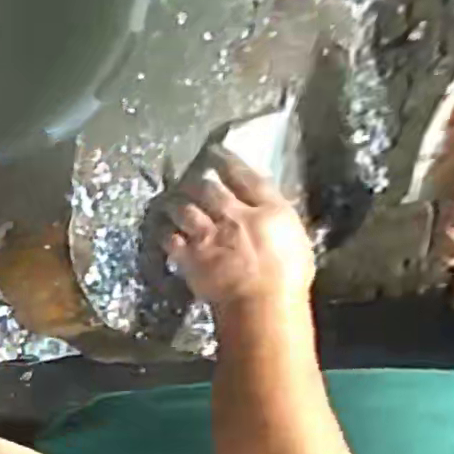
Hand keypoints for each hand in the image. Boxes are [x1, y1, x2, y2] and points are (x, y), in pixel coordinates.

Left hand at [162, 146, 316, 310]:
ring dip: (174, 204)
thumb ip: (275, 220)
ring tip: (169, 201)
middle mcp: (235, 216)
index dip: (228, 162)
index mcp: (269, 209)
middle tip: (187, 177)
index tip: (215, 153)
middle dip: (195, 181)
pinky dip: (163, 232)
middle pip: (208, 189)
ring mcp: (208, 235)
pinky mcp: (188, 256)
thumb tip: (267, 212)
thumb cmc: (288, 275)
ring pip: (183, 210)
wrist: (259, 301)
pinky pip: (169, 238)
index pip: (246, 177)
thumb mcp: (293, 238)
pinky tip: (160, 229)